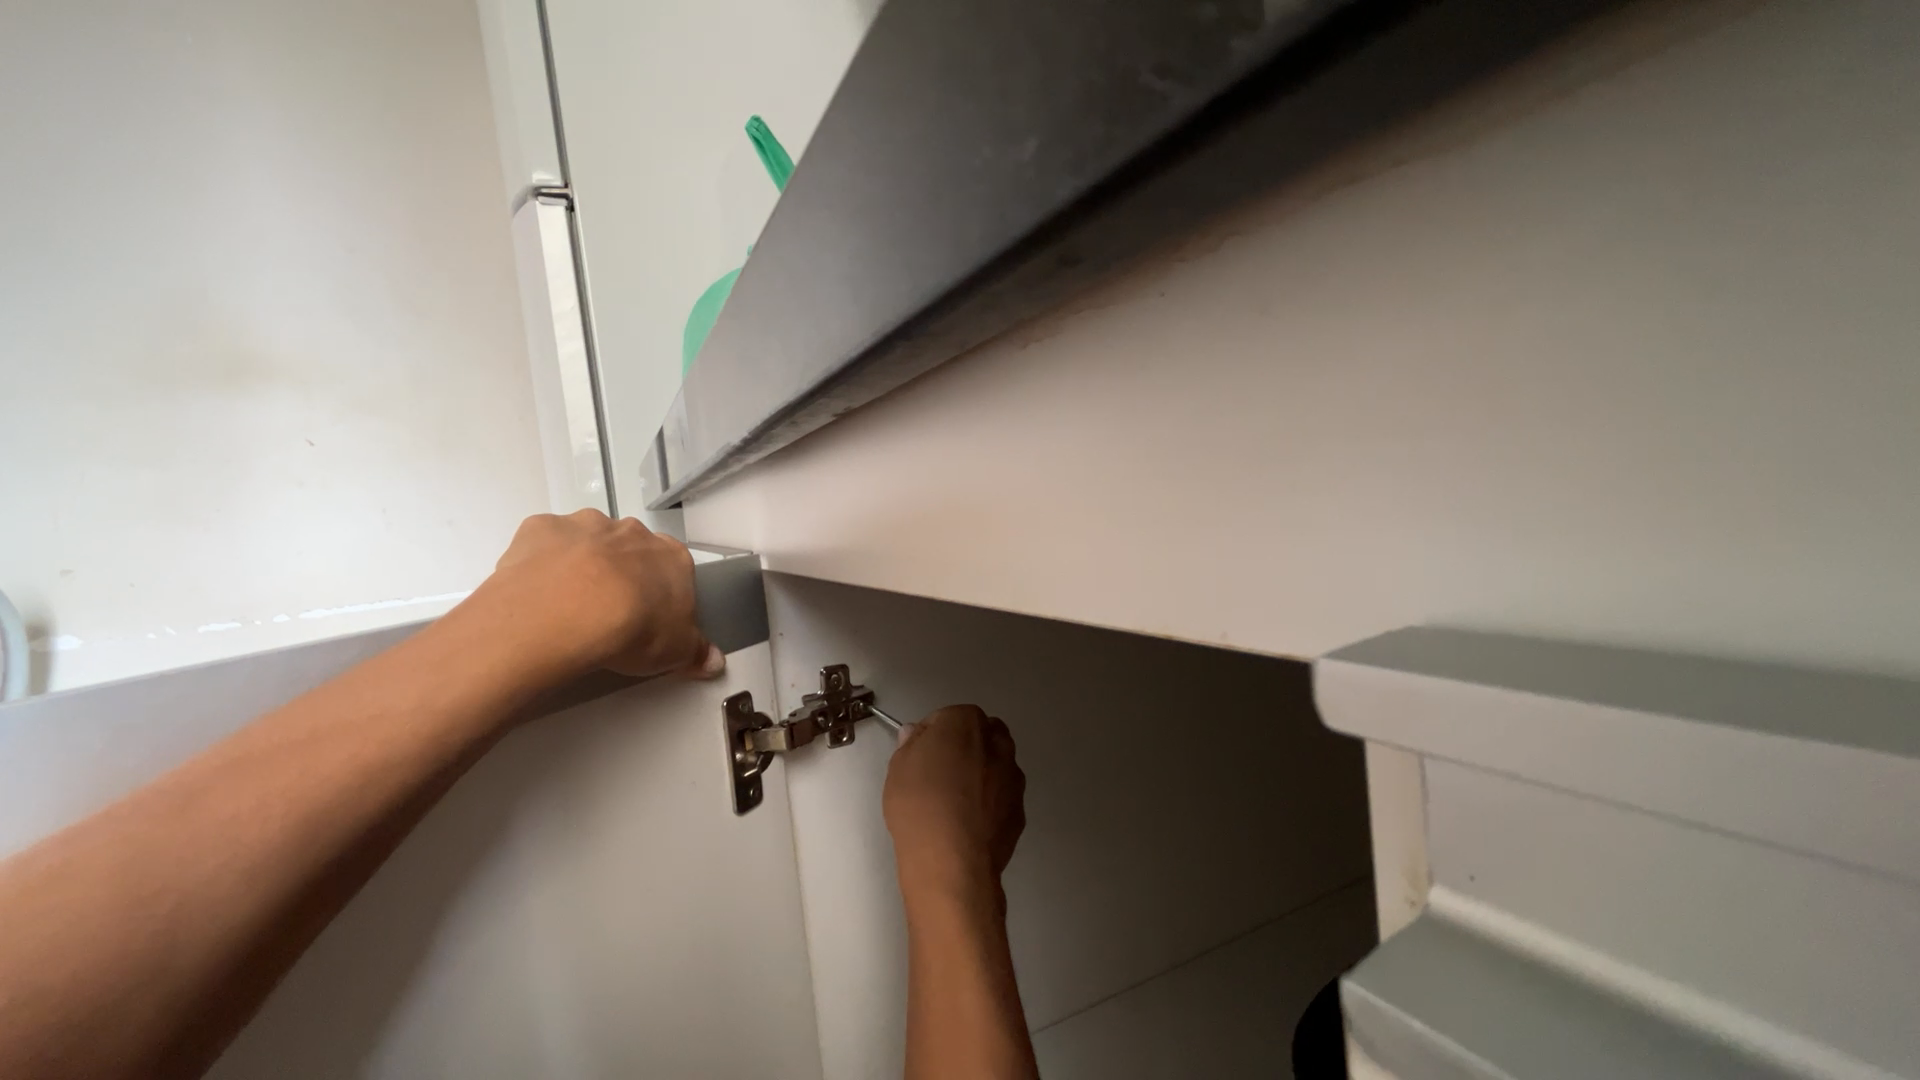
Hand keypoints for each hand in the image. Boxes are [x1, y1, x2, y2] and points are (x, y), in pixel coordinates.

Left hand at [456, 509, 725, 683]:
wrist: (566, 613)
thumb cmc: (633, 627)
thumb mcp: (676, 652)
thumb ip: (696, 652)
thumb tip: (713, 661)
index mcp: (671, 556)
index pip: (673, 567)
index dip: (660, 590)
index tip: (648, 613)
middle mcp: (632, 532)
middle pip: (630, 548)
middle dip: (621, 572)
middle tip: (608, 610)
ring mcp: (586, 526)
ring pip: (588, 539)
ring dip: (582, 562)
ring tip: (568, 604)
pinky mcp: (542, 528)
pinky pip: (545, 541)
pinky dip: (541, 560)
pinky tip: (537, 589)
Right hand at [884, 706, 1025, 903]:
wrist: (952, 860)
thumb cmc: (919, 804)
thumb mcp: (898, 768)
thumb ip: (911, 744)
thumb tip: (917, 734)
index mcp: (966, 722)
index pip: (948, 717)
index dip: (932, 736)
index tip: (919, 757)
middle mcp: (997, 743)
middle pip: (980, 736)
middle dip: (964, 748)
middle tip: (939, 774)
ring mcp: (1014, 777)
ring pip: (996, 766)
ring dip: (981, 774)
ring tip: (956, 803)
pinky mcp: (1020, 810)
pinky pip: (1001, 798)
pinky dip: (990, 803)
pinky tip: (970, 824)